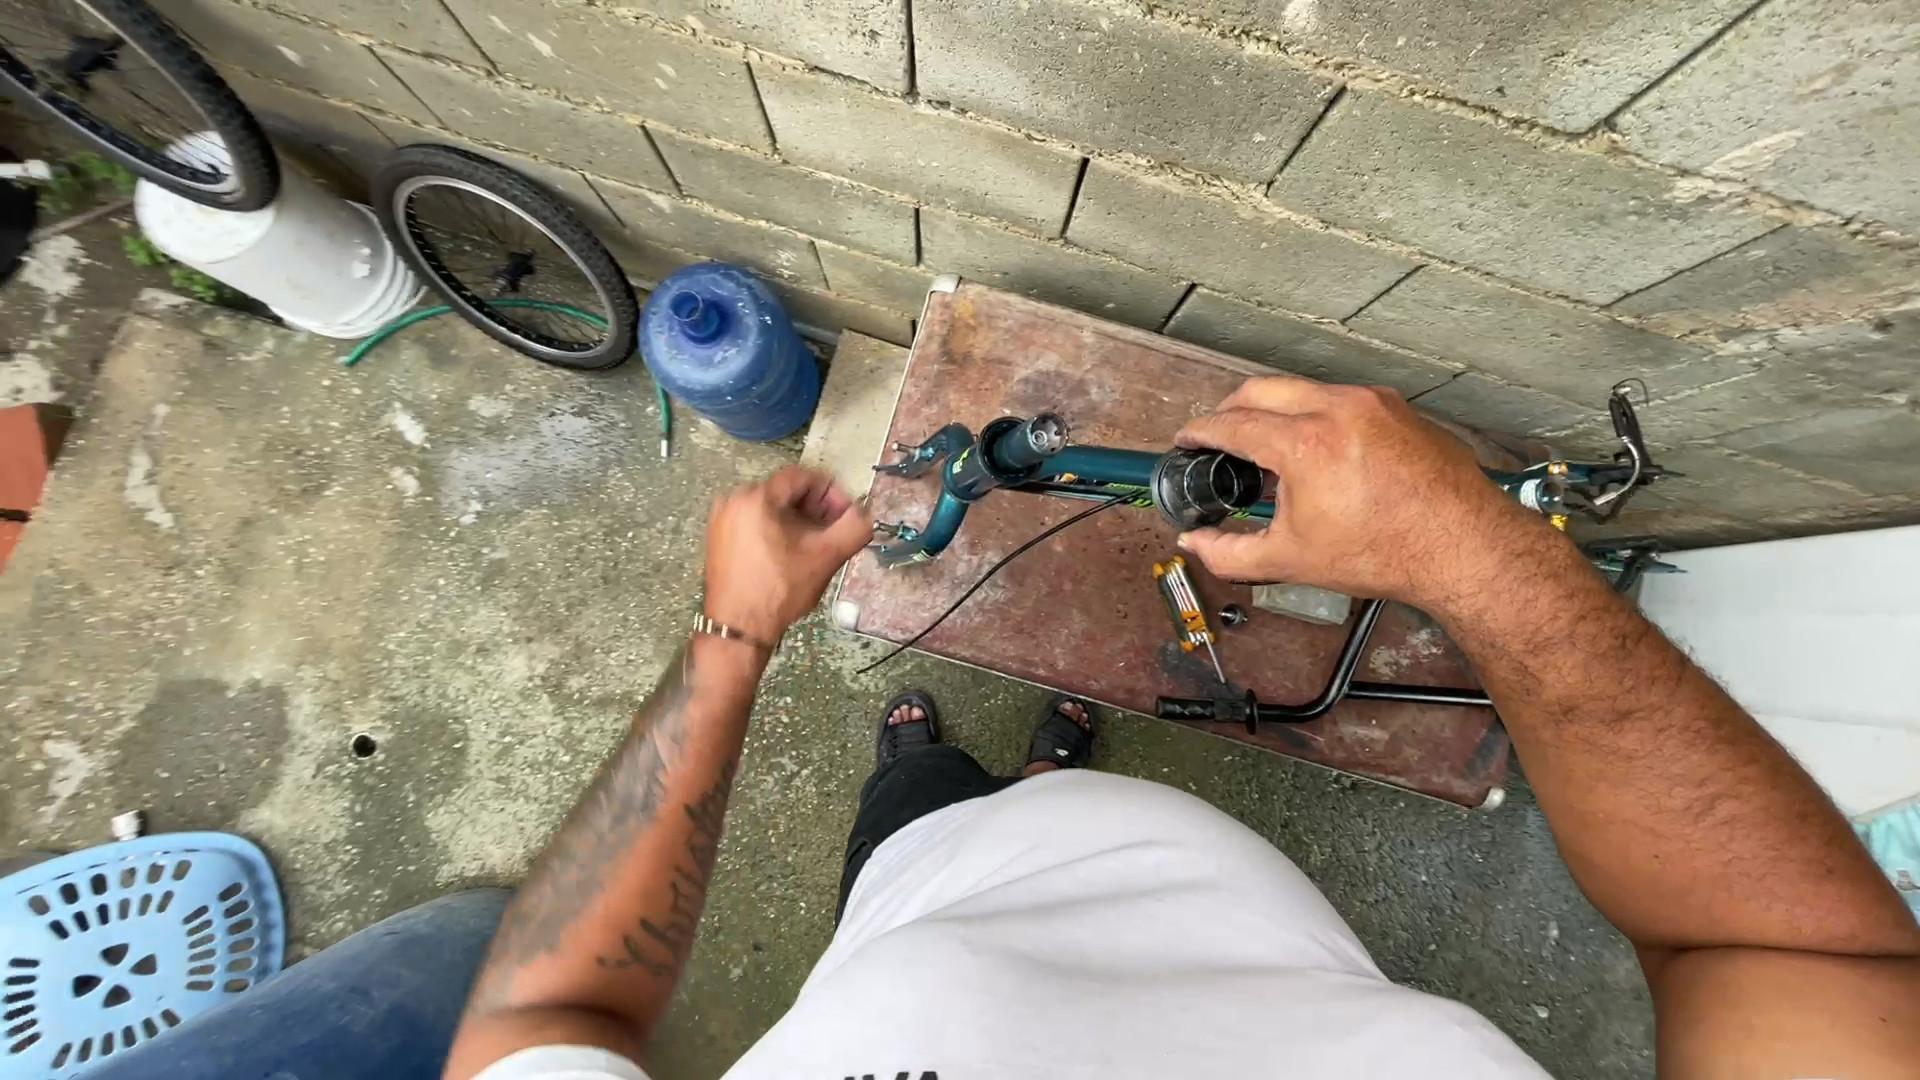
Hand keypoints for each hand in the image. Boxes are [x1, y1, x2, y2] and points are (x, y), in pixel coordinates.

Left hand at [703, 466, 872, 643]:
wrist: (738, 628)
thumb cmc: (780, 589)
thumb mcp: (826, 556)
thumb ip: (854, 527)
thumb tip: (865, 513)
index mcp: (756, 497)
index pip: (802, 476)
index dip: (830, 492)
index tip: (845, 514)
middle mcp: (733, 500)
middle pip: (785, 491)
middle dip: (816, 508)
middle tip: (834, 531)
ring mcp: (722, 520)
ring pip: (771, 507)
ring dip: (798, 520)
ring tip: (816, 545)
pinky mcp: (718, 538)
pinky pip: (754, 522)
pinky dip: (777, 530)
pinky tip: (791, 554)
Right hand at [1174, 375, 1541, 607]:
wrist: (1463, 548)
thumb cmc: (1385, 552)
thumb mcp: (1290, 560)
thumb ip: (1228, 553)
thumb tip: (1195, 543)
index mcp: (1305, 444)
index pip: (1232, 424)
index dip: (1199, 432)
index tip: (1186, 438)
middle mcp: (1337, 409)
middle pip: (1259, 389)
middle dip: (1228, 408)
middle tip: (1215, 434)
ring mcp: (1370, 402)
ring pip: (1299, 388)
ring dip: (1270, 408)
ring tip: (1262, 444)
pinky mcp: (1394, 407)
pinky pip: (1336, 397)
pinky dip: (1309, 411)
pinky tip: (1311, 446)